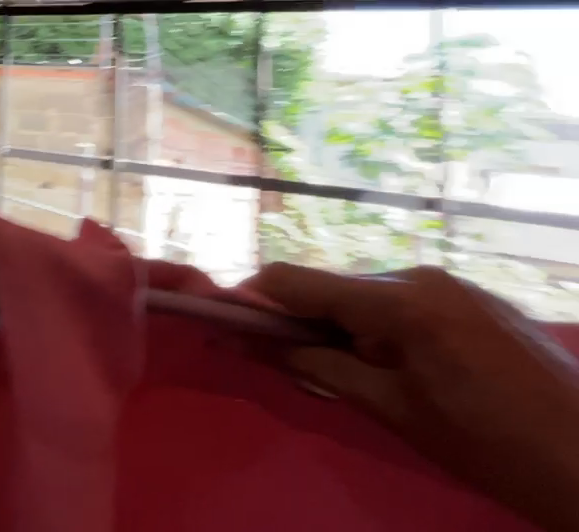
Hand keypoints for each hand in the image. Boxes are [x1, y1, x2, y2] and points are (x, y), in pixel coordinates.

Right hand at [252, 263, 578, 530]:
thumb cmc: (498, 450)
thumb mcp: (392, 410)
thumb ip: (311, 364)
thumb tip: (238, 341)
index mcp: (400, 300)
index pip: (293, 280)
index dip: (251, 300)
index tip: (227, 327)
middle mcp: (422, 276)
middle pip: (330, 286)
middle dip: (303, 319)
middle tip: (296, 362)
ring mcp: (458, 286)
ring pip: (367, 295)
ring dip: (346, 325)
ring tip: (359, 372)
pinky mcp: (482, 302)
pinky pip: (407, 303)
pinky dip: (386, 328)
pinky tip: (405, 367)